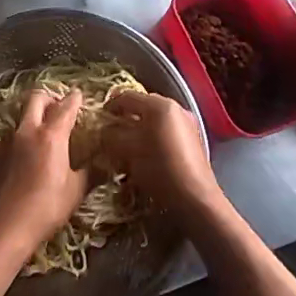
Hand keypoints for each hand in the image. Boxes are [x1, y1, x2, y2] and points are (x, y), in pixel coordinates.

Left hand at [0, 90, 87, 244]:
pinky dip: (26, 134)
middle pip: (38, 97)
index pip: (66, 105)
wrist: (4, 226)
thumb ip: (92, 172)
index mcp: (51, 135)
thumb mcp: (76, 191)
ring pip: (24, 114)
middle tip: (61, 109)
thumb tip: (106, 164)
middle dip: (51, 97)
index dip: (75, 98)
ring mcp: (10, 140)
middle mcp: (29, 130)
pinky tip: (32, 153)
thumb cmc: (46, 207)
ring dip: (36, 115)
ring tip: (48, 131)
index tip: (80, 96)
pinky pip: (14, 133)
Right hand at [103, 91, 225, 225]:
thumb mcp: (128, 151)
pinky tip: (147, 158)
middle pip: (142, 107)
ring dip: (139, 131)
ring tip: (128, 149)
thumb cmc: (160, 169)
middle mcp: (176, 108)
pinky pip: (167, 132)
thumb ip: (111, 136)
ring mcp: (187, 124)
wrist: (195, 199)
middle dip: (125, 119)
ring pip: (155, 121)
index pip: (127, 96)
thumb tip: (104, 130)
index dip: (110, 106)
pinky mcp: (193, 141)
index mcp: (160, 105)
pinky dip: (153, 140)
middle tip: (112, 135)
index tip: (99, 120)